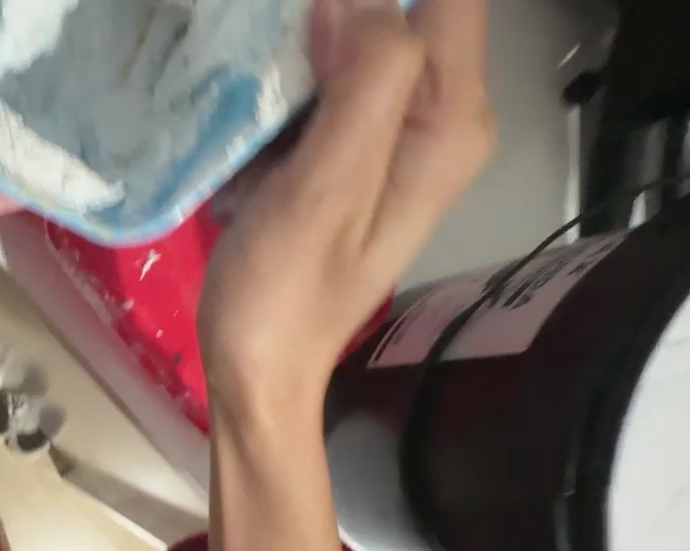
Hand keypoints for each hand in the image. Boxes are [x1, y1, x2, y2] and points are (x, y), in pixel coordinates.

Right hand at [199, 0, 493, 423]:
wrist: (256, 375)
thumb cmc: (282, 298)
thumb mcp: (323, 193)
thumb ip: (363, 85)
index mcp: (446, 126)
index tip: (299, 22)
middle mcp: (431, 126)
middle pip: (397, 18)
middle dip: (327, 18)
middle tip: (259, 47)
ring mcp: (385, 147)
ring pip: (352, 53)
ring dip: (295, 58)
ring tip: (242, 90)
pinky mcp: (342, 167)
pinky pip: (321, 99)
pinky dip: (280, 101)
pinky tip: (244, 132)